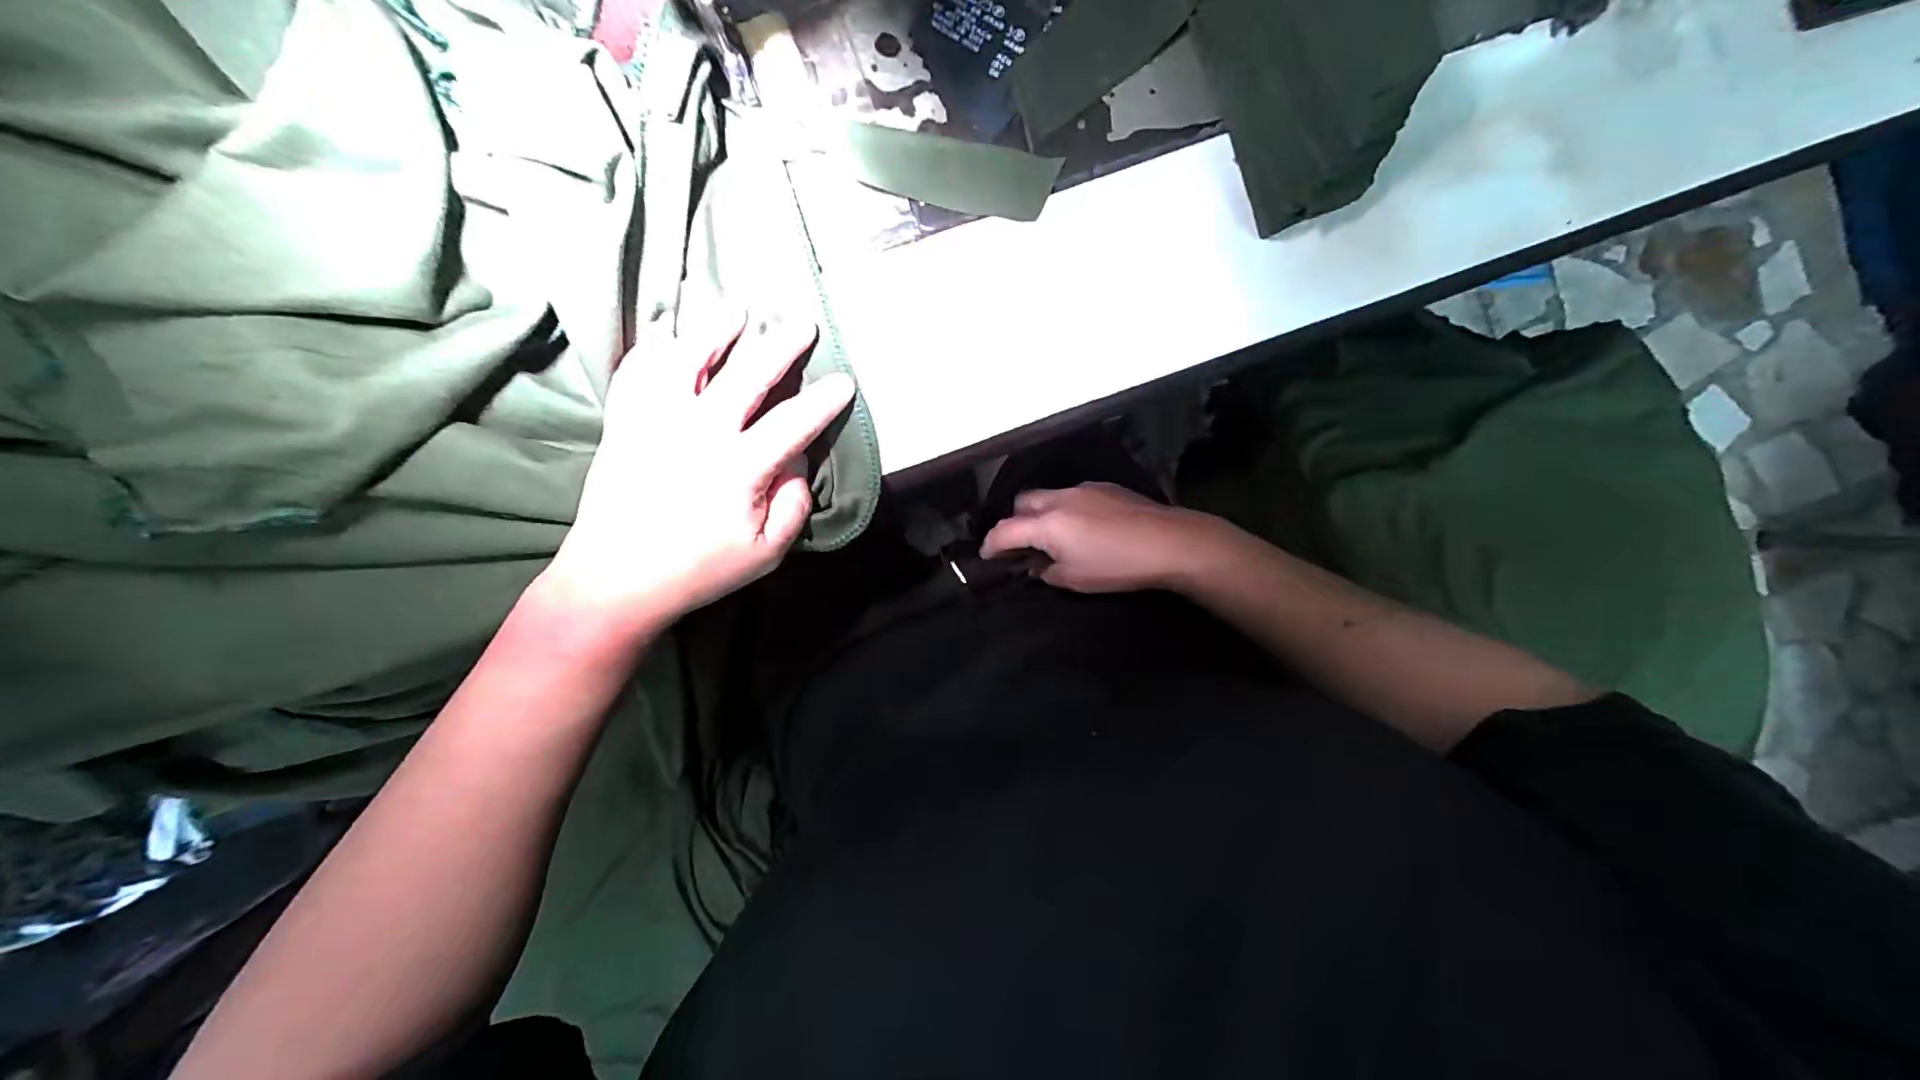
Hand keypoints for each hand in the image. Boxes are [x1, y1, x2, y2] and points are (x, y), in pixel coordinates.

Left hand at [540, 312, 855, 636]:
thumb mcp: (765, 554)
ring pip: (688, 358)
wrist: (613, 580)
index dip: (824, 401)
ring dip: (716, 329)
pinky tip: (665, 331)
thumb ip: (793, 507)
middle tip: (803, 325)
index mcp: (739, 467)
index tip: (844, 382)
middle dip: (781, 345)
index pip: (793, 423)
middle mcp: (698, 432)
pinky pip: (637, 372)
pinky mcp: (624, 423)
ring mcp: (655, 422)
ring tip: (736, 309)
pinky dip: (651, 347)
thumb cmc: (697, 570)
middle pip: (748, 374)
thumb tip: (795, 464)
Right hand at [978, 482, 1238, 593]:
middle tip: (1020, 544)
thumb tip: (1036, 565)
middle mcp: (1059, 499)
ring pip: (1048, 496)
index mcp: (1047, 524)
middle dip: (1014, 522)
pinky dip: (1066, 508)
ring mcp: (1084, 488)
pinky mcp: (1105, 487)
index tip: (987, 556)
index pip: (1005, 530)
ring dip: (1041, 513)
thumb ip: (1046, 571)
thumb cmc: (1118, 566)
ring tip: (1053, 536)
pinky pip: (1072, 494)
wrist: (1169, 542)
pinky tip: (1083, 527)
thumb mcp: (1075, 579)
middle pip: (1021, 503)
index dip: (990, 544)